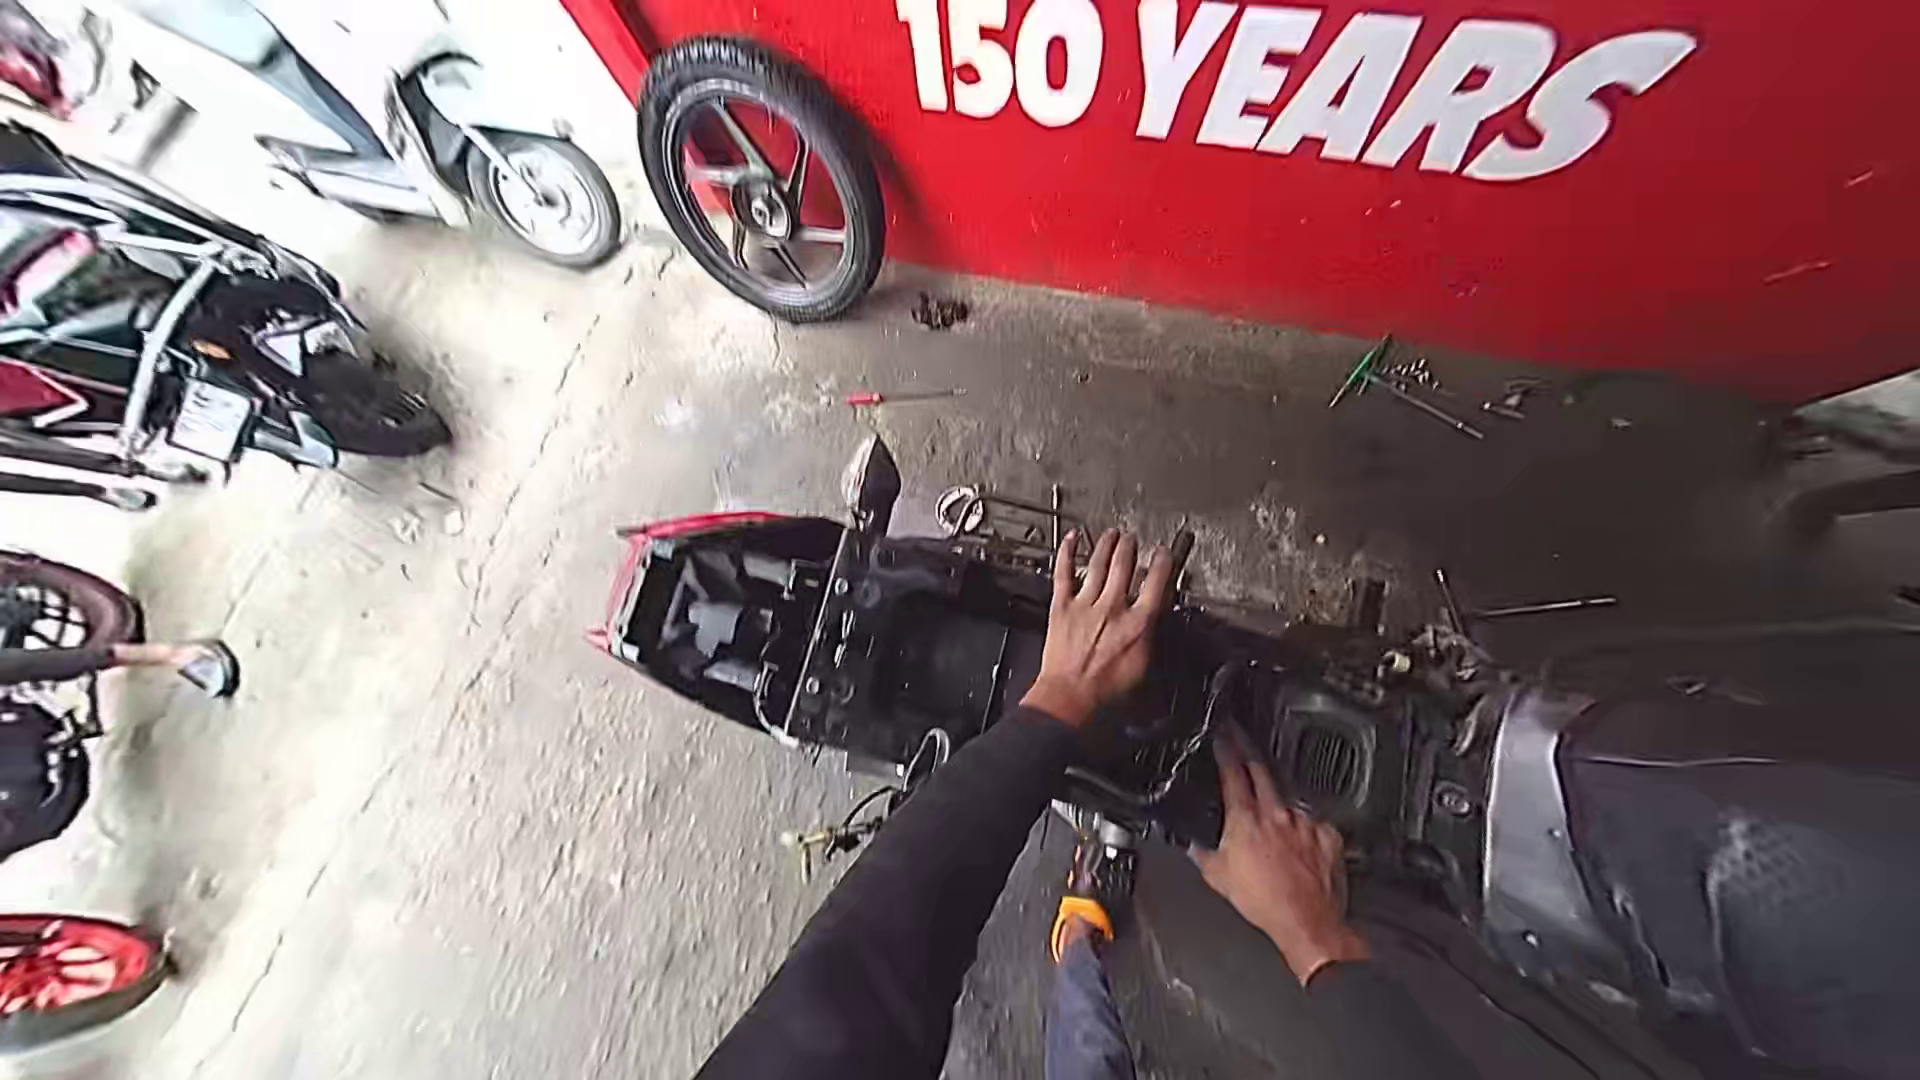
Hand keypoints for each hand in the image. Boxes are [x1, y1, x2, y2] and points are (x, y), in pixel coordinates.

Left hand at [1020, 528, 1173, 728]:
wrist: (1070, 698)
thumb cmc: (1106, 693)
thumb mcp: (1144, 667)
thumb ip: (1151, 637)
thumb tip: (1157, 619)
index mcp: (1138, 624)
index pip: (1157, 583)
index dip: (1162, 563)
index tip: (1163, 552)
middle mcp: (1113, 608)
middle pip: (1126, 565)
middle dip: (1131, 547)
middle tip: (1133, 538)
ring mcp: (1086, 604)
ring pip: (1099, 563)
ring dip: (1107, 544)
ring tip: (1113, 533)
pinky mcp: (1062, 606)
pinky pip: (1065, 572)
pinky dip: (1068, 552)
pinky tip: (1072, 538)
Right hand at [1191, 726, 1370, 984]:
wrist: (1308, 925)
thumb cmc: (1264, 902)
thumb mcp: (1218, 876)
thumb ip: (1202, 852)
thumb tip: (1192, 845)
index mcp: (1245, 818)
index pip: (1232, 772)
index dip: (1225, 750)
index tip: (1222, 738)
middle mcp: (1275, 814)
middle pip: (1260, 770)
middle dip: (1248, 750)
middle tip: (1242, 738)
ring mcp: (1303, 823)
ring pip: (1287, 795)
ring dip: (1276, 793)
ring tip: (1271, 796)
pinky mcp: (1327, 837)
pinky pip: (1313, 820)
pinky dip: (1304, 822)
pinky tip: (1299, 831)